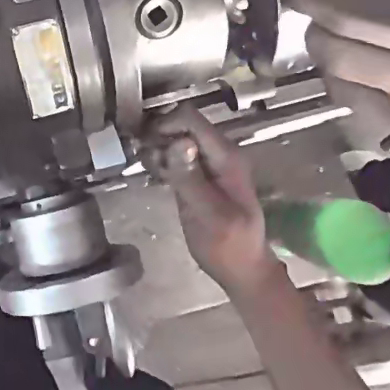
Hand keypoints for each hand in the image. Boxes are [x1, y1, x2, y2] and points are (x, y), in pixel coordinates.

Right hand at [151, 107, 278, 295]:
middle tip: (146, 161)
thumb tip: (177, 142)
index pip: (190, 118)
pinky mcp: (200, 172)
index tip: (146, 146)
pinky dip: (164, 158)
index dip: (165, 125)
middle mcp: (219, 151)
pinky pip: (178, 153)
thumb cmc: (228, 246)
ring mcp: (210, 161)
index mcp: (226, 156)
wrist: (243, 270)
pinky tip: (158, 175)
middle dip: (159, 135)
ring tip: (152, 170)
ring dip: (159, 147)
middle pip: (182, 123)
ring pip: (178, 136)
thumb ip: (190, 178)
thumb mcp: (208, 216)